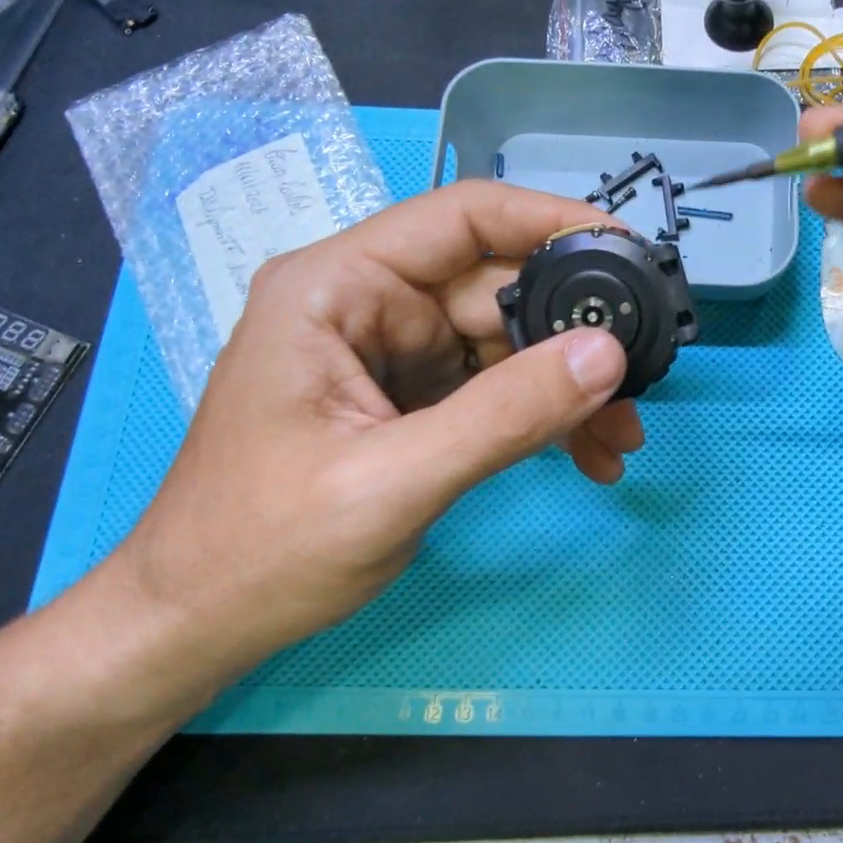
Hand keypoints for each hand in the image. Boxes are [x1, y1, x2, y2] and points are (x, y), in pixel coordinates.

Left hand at [107, 182, 642, 683]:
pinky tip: (590, 454)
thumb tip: (608, 355)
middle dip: (578, 335)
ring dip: (575, 387)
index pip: (463, 218)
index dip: (551, 221)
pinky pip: (506, 388)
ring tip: (623, 436)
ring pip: (517, 343)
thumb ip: (504, 416)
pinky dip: (552, 417)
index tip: (630, 251)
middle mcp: (375, 305)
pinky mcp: (422, 397)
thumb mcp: (391, 482)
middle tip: (642, 377)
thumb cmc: (260, 550)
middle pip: (503, 288)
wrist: (200, 625)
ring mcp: (401, 352)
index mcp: (340, 287)